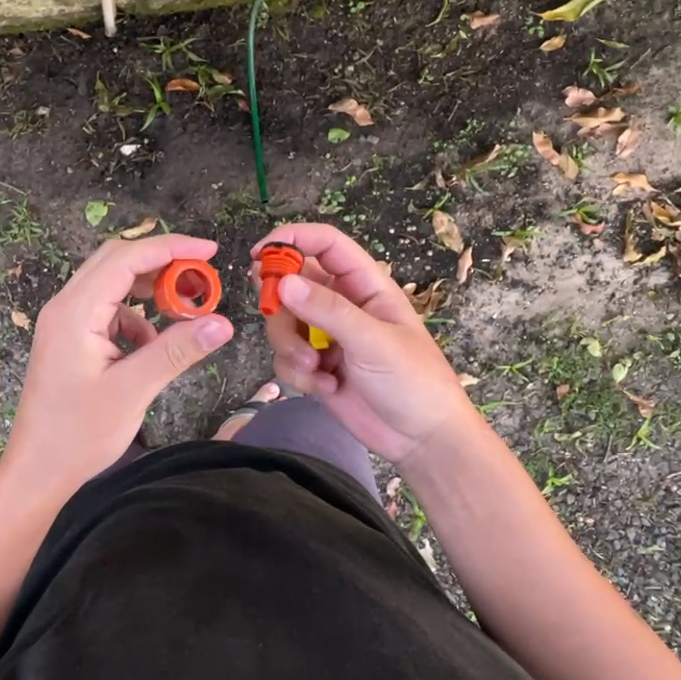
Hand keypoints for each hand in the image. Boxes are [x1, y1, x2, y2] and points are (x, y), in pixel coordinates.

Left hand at [5, 233, 233, 485]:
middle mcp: (65, 307)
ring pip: (112, 286)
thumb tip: (222, 322)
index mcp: (75, 311)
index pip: (125, 259)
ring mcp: (65, 324)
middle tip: (202, 276)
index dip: (171, 248)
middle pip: (116, 262)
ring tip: (185, 309)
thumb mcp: (133, 390)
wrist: (37, 471)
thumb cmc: (78, 434)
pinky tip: (152, 346)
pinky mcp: (70, 341)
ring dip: (149, 290)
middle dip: (161, 263)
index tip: (211, 251)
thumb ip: (177, 351)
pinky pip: (107, 312)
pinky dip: (135, 318)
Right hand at [253, 223, 473, 468]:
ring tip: (313, 368)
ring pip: (282, 323)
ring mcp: (326, 336)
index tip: (258, 255)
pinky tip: (324, 388)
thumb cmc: (414, 381)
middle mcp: (342, 304)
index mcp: (364, 285)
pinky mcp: (315, 366)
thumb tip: (282, 282)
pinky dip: (296, 373)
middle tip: (276, 318)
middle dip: (280, 304)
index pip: (325, 244)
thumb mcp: (373, 341)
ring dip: (289, 346)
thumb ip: (327, 310)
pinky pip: (285, 357)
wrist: (422, 439)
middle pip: (292, 283)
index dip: (291, 240)